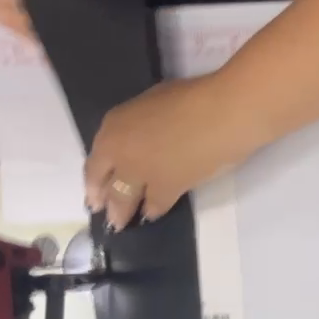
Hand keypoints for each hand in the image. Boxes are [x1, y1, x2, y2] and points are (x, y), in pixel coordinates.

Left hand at [84, 76, 261, 229]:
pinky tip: (154, 215)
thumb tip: (148, 136)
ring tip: (124, 222)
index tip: (93, 193)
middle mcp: (120, 155)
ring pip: (126, 198)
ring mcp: (144, 172)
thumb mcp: (153, 103)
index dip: (94, 180)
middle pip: (107, 184)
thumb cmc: (196, 97)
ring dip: (124, 211)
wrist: (226, 112)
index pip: (95, 163)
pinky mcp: (171, 185)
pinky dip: (155, 209)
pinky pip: (157, 202)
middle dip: (104, 200)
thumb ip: (142, 124)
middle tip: (105, 214)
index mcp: (113, 130)